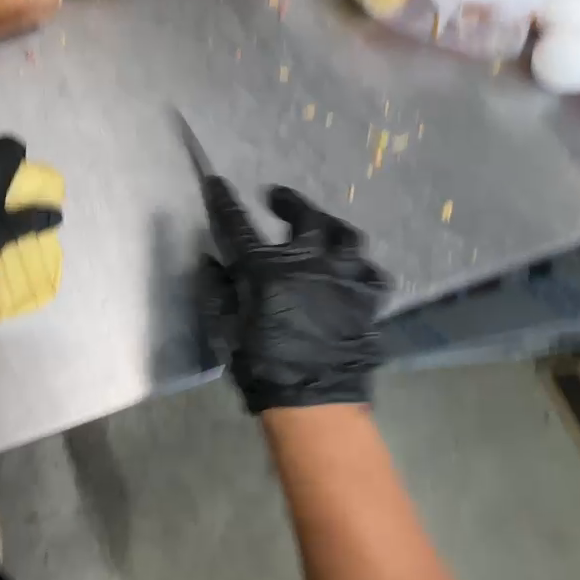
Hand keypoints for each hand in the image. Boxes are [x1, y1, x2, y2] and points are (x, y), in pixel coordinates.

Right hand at [197, 185, 388, 412]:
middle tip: (277, 197)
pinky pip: (370, 272)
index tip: (217, 183)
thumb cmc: (259, 361)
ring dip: (331, 226)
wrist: (311, 396)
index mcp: (267, 269)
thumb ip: (216, 288)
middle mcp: (309, 262)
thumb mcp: (225, 324)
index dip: (225, 202)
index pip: (238, 225)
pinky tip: (352, 270)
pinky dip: (359, 267)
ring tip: (324, 227)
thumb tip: (210, 261)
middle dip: (289, 201)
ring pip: (346, 236)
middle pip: (304, 216)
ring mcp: (344, 277)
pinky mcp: (367, 297)